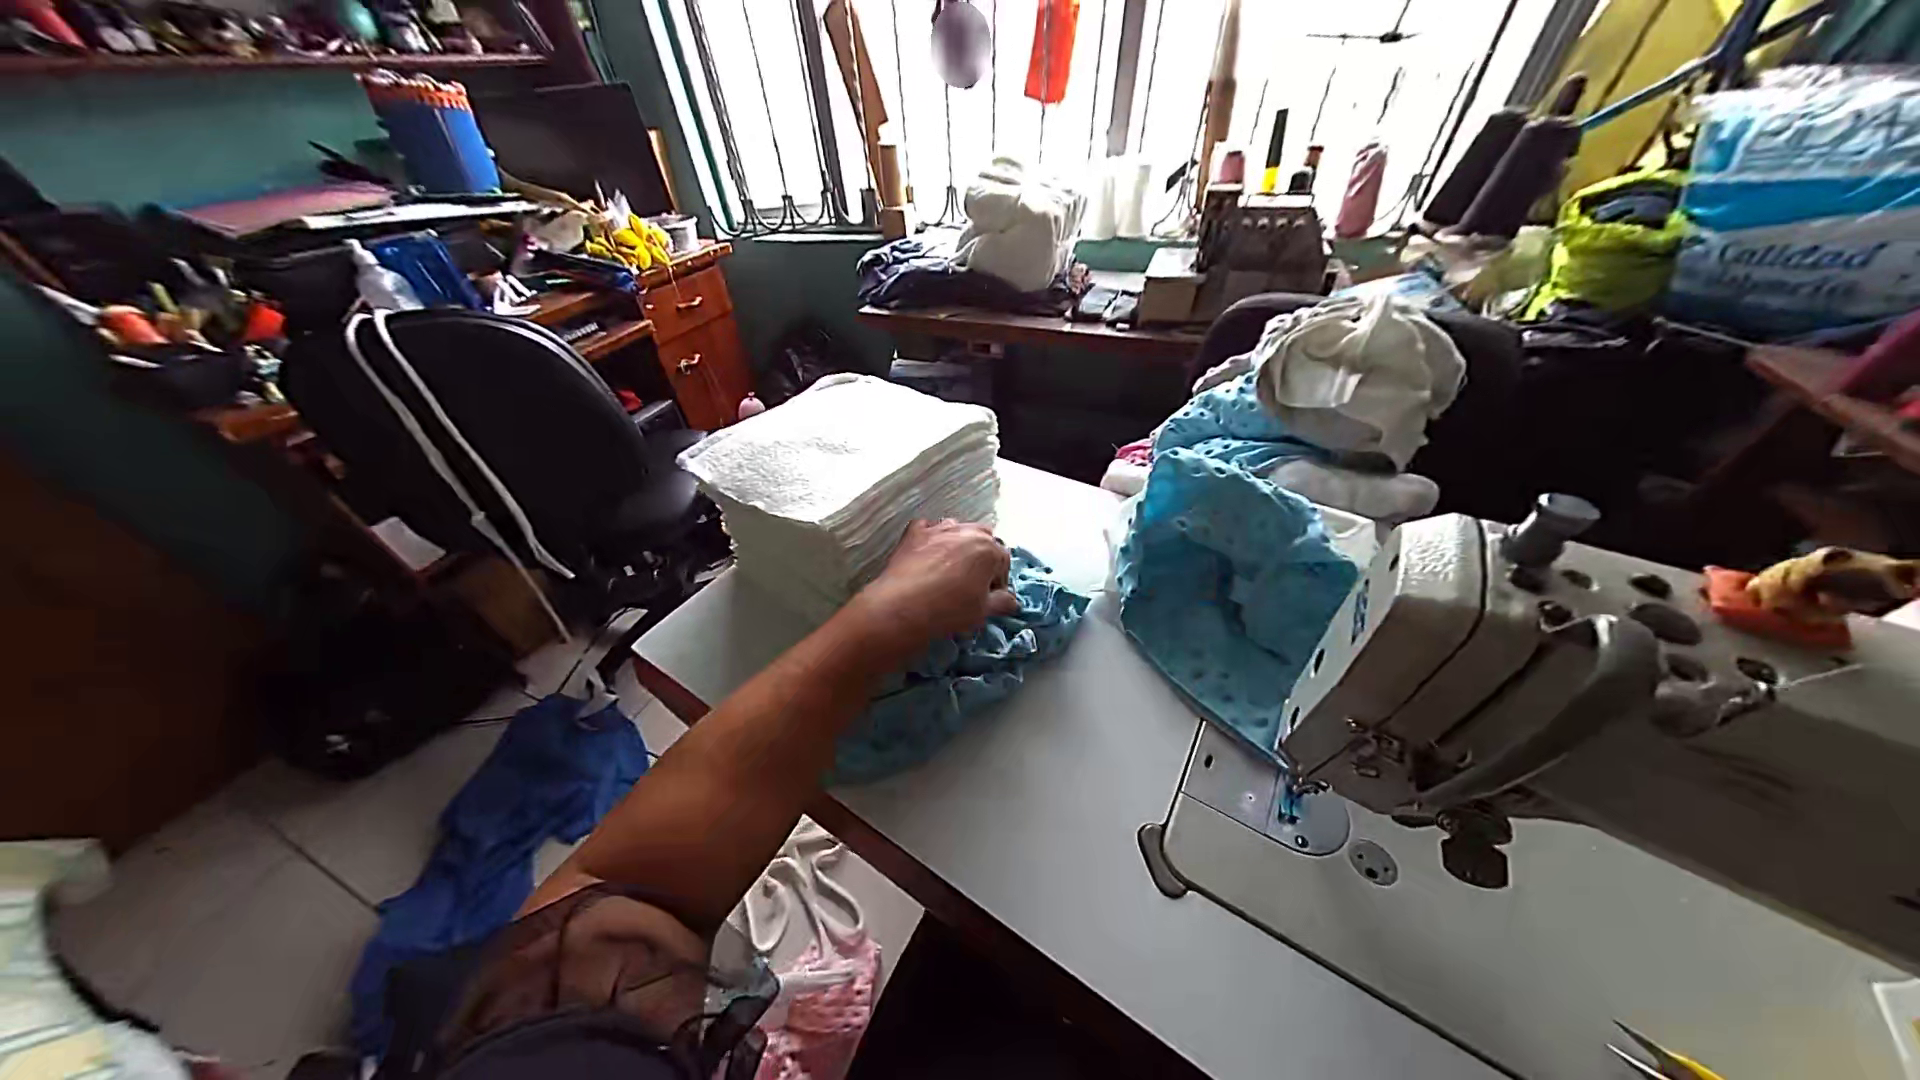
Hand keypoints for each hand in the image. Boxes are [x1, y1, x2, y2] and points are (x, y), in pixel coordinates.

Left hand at [847, 520, 1016, 652]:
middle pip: (983, 538)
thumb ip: (1002, 602)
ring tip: (950, 568)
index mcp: (989, 550)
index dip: (998, 580)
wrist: (903, 606)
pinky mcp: (915, 532)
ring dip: (959, 544)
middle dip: (982, 556)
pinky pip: (928, 528)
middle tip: (973, 580)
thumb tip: (1012, 601)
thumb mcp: (983, 611)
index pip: (1003, 561)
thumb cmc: (950, 610)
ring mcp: (939, 528)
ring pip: (957, 529)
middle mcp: (967, 532)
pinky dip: (932, 538)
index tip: (990, 596)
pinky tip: (928, 555)